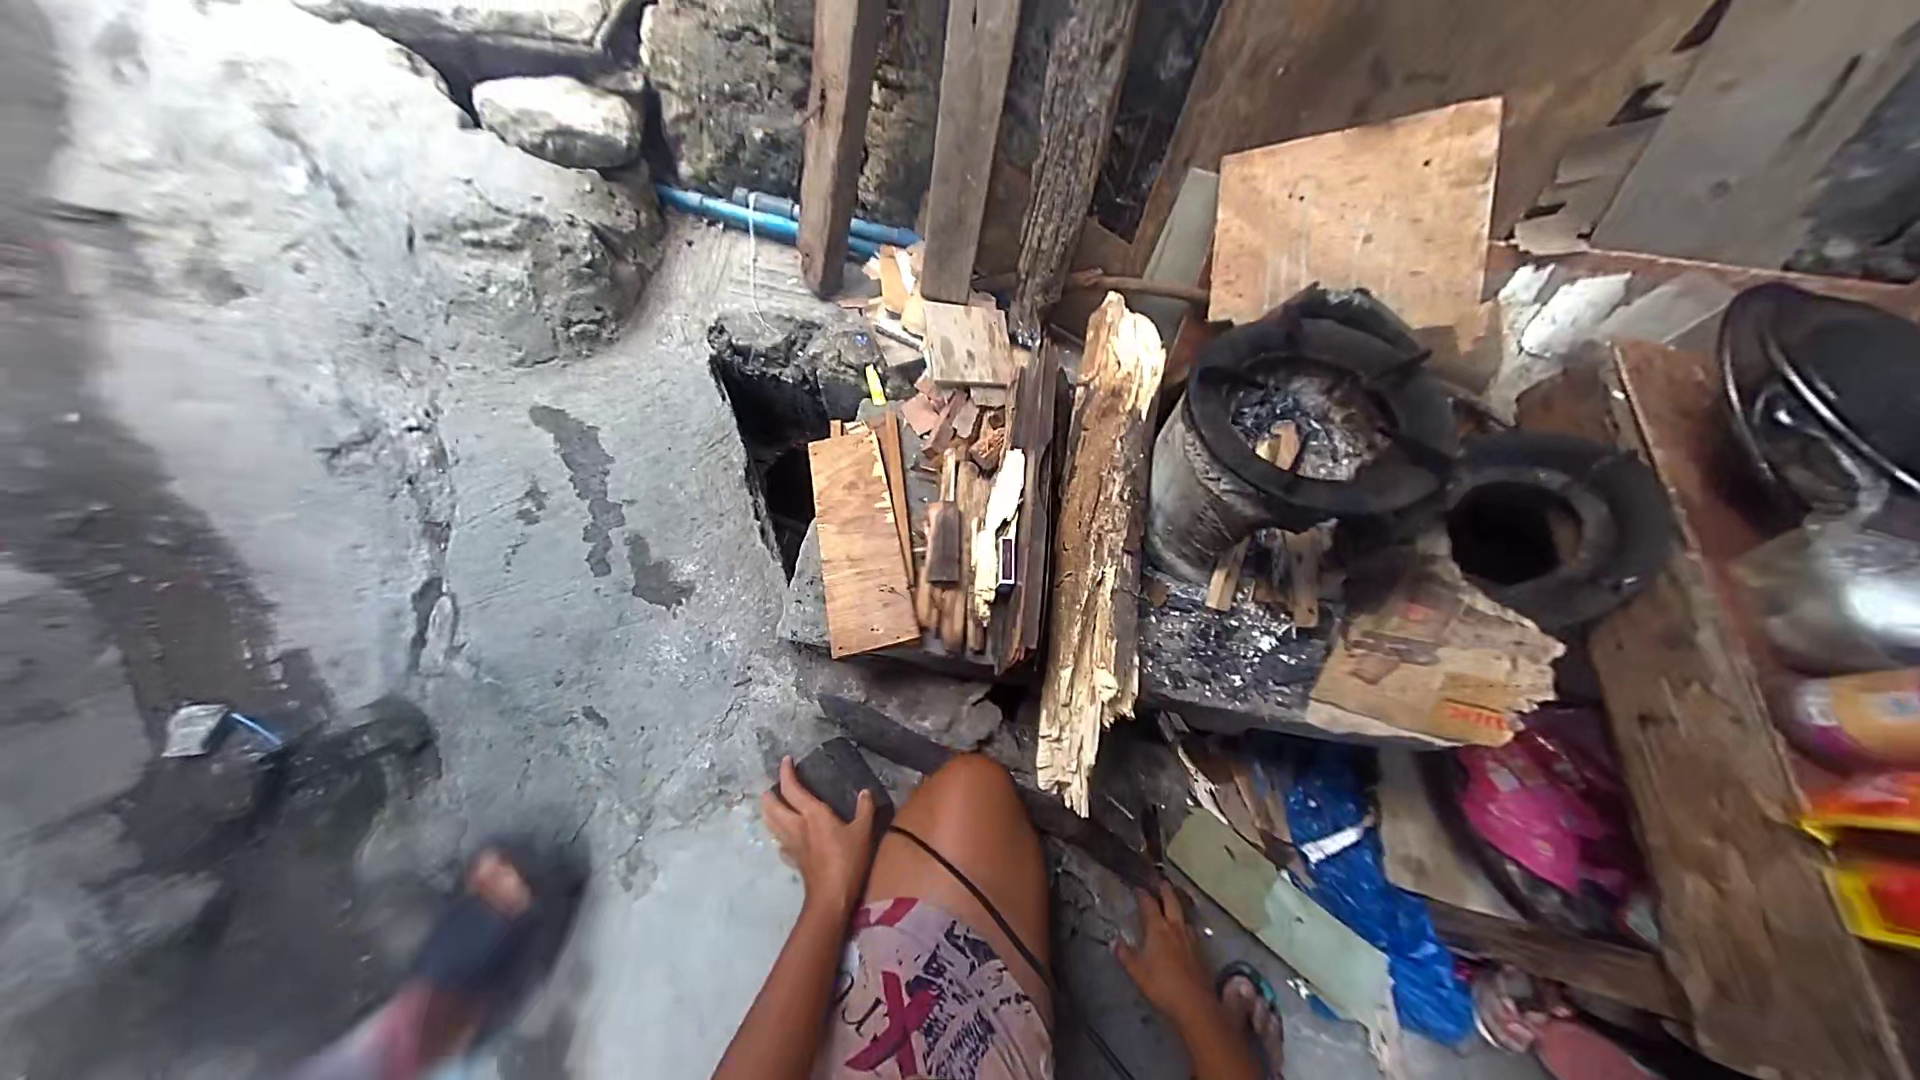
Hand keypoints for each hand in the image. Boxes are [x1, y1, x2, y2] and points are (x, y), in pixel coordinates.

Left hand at [762, 756, 877, 917]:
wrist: (831, 896)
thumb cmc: (847, 859)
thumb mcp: (863, 831)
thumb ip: (864, 809)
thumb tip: (865, 792)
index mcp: (812, 814)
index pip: (792, 788)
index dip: (786, 773)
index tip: (786, 760)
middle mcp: (796, 825)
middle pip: (773, 806)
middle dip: (770, 794)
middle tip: (772, 785)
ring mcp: (791, 844)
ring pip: (772, 824)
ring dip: (769, 812)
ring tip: (773, 805)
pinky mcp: (793, 859)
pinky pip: (780, 842)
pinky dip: (779, 835)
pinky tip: (785, 837)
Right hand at [1115, 881, 1218, 1029]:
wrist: (1196, 1005)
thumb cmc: (1162, 985)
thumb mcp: (1137, 971)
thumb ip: (1125, 955)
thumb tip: (1114, 942)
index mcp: (1158, 928)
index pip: (1149, 904)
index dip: (1142, 894)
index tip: (1138, 888)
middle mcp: (1175, 927)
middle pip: (1171, 901)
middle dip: (1165, 890)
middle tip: (1161, 882)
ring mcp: (1191, 939)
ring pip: (1185, 915)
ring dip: (1179, 906)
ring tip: (1175, 904)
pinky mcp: (1202, 952)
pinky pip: (1193, 930)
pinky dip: (1187, 924)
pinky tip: (1186, 931)